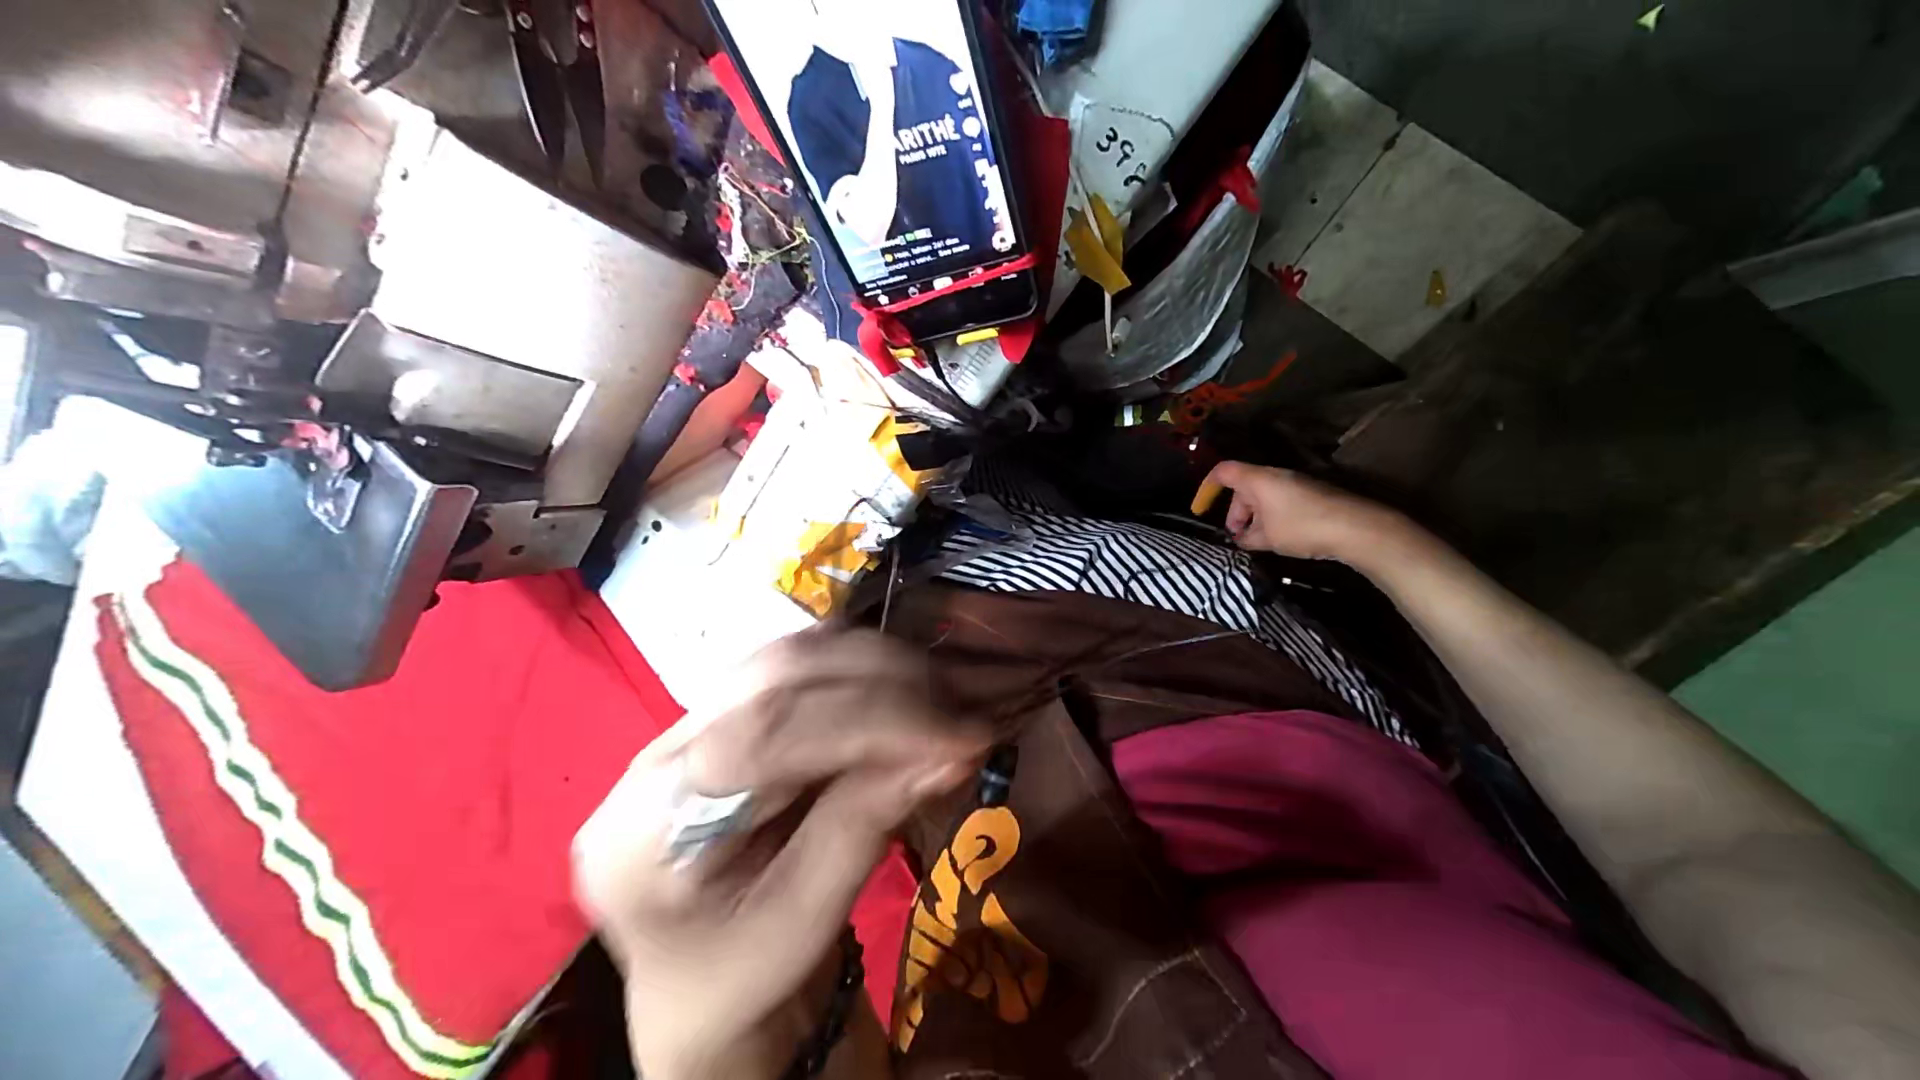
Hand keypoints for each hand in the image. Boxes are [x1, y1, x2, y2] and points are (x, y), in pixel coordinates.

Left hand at [572, 628, 985, 1079]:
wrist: (697, 987)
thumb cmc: (738, 984)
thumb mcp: (801, 925)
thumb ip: (863, 825)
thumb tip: (949, 750)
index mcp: (648, 826)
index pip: (763, 738)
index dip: (870, 721)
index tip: (959, 734)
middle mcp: (653, 758)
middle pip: (773, 680)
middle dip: (881, 684)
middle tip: (961, 711)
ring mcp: (682, 729)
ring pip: (786, 659)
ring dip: (874, 668)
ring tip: (940, 699)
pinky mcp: (720, 719)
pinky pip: (794, 671)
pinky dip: (857, 672)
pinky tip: (901, 693)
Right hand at [1202, 461, 1409, 561]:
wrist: (1356, 527)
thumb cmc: (1302, 527)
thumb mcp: (1267, 538)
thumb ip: (1247, 537)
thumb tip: (1239, 538)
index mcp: (1258, 479)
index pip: (1223, 472)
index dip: (1207, 489)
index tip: (1201, 509)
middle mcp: (1275, 475)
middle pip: (1243, 486)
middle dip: (1234, 511)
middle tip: (1236, 536)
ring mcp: (1294, 483)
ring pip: (1261, 495)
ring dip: (1253, 517)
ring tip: (1256, 542)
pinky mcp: (1310, 493)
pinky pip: (1279, 500)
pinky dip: (1270, 516)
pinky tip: (1277, 537)